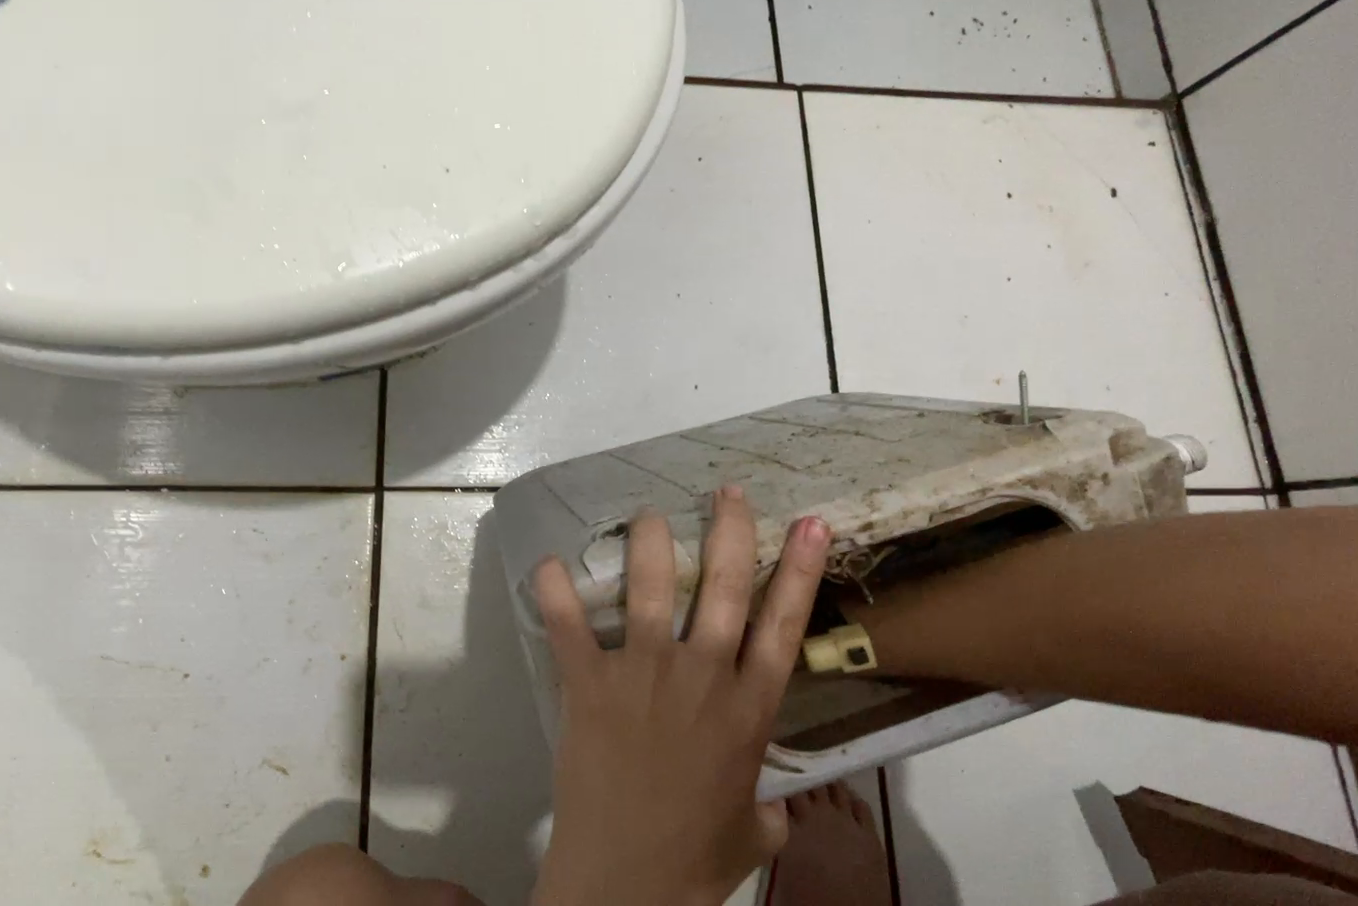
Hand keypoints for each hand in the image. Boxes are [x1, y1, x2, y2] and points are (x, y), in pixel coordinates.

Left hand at [529, 486, 831, 905]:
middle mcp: (703, 677)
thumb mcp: (755, 831)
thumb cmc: (696, 856)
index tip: (808, 521)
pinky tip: (549, 563)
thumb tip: (777, 803)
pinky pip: (570, 628)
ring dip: (652, 544)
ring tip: (649, 513)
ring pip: (653, 590)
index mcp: (749, 708)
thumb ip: (770, 805)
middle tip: (726, 491)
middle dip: (729, 531)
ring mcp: (644, 675)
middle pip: (725, 588)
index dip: (798, 569)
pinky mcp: (590, 686)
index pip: (784, 624)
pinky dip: (556, 593)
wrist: (628, 883)